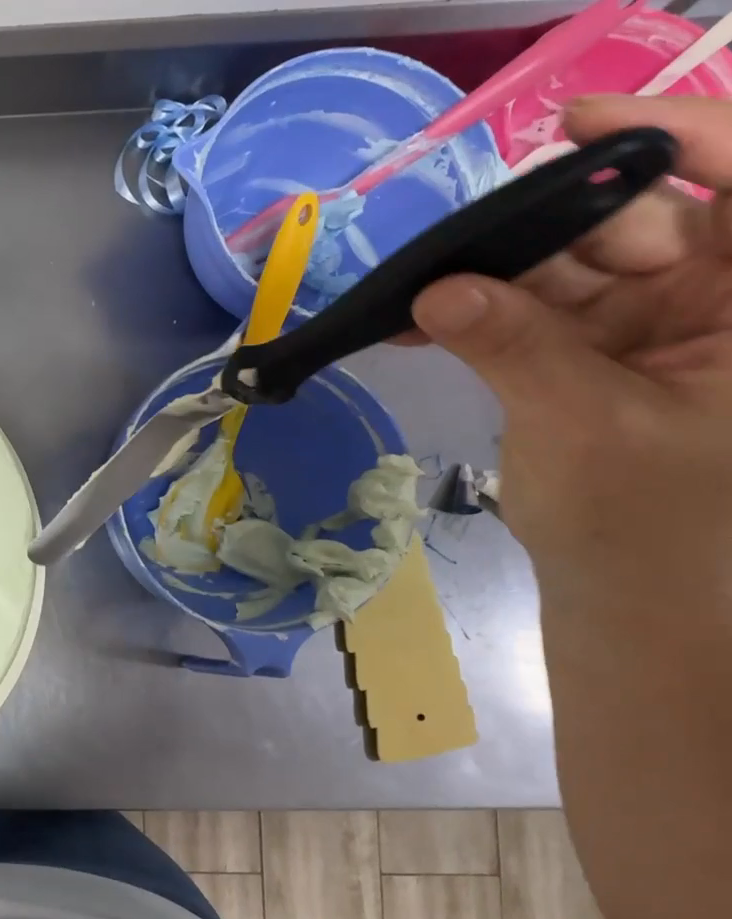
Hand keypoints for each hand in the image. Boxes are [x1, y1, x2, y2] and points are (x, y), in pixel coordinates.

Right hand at [407, 95, 731, 586]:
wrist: (633, 597)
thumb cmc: (648, 521)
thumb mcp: (584, 426)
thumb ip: (517, 348)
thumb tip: (437, 291)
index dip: (680, 135)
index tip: (574, 122)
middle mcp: (725, 297)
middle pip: (641, 221)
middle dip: (547, 234)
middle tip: (458, 264)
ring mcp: (660, 324)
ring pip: (573, 265)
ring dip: (494, 279)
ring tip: (417, 299)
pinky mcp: (600, 352)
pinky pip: (538, 310)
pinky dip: (480, 315)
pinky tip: (421, 322)